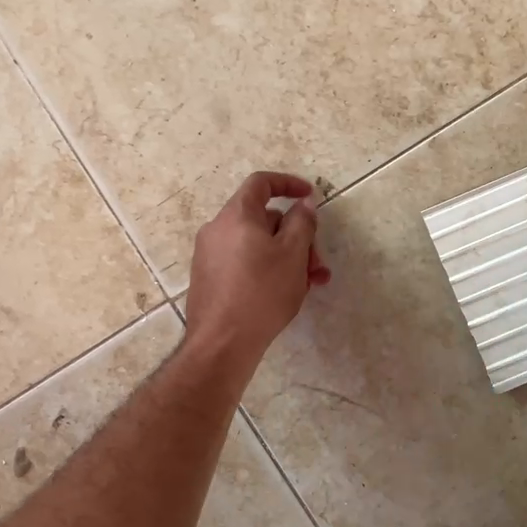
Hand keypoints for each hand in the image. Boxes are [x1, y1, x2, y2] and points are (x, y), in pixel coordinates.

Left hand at [183, 172, 330, 354]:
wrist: (222, 343)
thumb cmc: (262, 292)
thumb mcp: (293, 253)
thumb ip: (302, 222)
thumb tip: (303, 203)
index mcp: (236, 216)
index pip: (261, 183)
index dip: (288, 184)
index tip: (310, 196)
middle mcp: (218, 230)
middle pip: (264, 219)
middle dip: (296, 236)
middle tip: (316, 263)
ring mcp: (210, 255)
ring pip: (258, 244)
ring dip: (287, 257)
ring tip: (309, 284)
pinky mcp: (210, 279)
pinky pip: (245, 262)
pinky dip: (268, 268)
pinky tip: (285, 293)